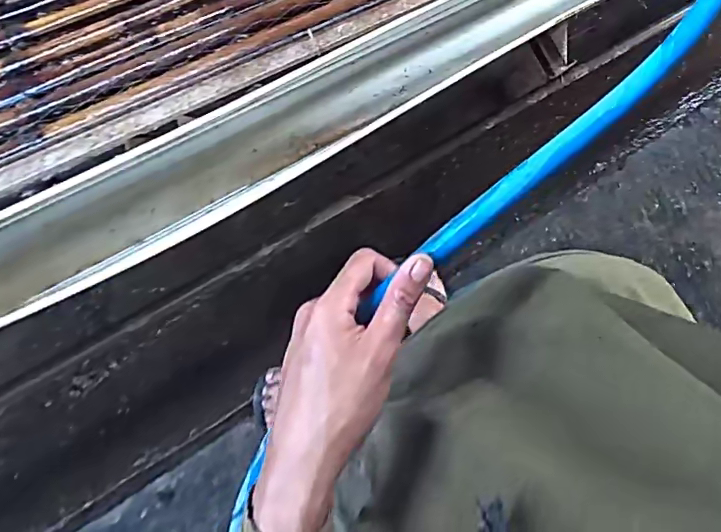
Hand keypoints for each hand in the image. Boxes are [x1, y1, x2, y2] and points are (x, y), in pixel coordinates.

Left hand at [252, 249, 437, 531]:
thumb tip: (418, 264)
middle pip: (357, 286)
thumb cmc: (338, 411)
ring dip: (369, 324)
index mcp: (327, 306)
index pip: (365, 260)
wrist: (302, 461)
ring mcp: (303, 336)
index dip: (392, 272)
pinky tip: (358, 373)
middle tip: (396, 333)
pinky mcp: (302, 356)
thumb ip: (401, 300)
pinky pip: (334, 330)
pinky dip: (353, 340)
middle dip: (383, 303)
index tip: (410, 292)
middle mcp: (310, 314)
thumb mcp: (382, 349)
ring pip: (347, 310)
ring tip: (377, 359)